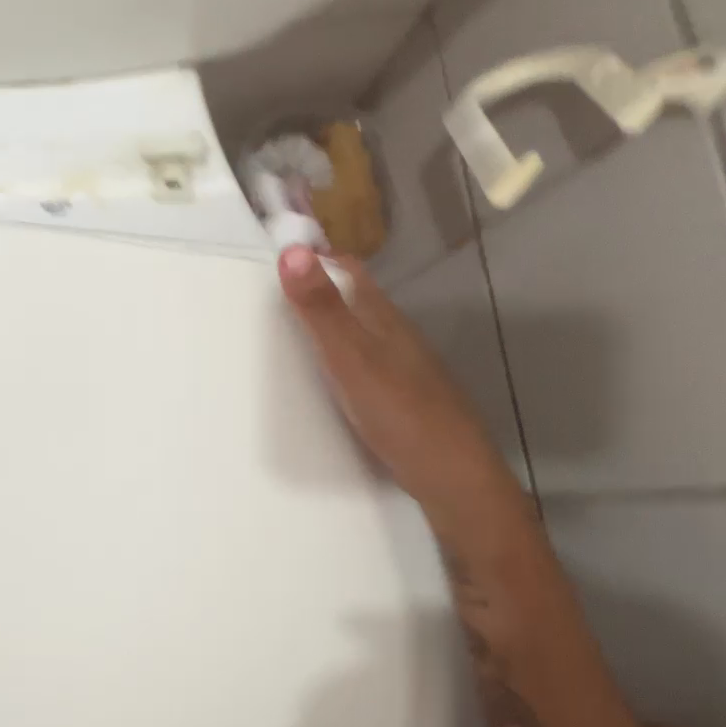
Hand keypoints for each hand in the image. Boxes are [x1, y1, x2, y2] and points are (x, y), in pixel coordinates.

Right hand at [276, 246, 514, 509]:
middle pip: (356, 301)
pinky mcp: (403, 397)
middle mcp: (397, 337)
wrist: (453, 477)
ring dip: (330, 326)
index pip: (351, 272)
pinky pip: (366, 364)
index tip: (280, 258)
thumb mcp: (349, 357)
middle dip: (319, 291)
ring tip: (289, 335)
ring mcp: (404, 368)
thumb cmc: (400, 412)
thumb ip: (321, 309)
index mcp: (383, 319)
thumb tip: (291, 249)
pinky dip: (340, 359)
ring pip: (362, 333)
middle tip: (272, 297)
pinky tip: (325, 380)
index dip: (319, 259)